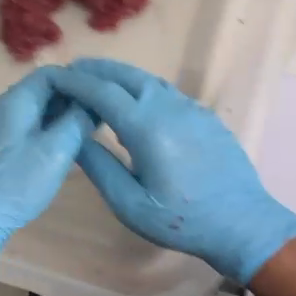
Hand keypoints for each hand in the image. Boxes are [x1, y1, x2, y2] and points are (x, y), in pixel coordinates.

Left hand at [0, 66, 96, 280]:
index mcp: (13, 102)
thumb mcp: (56, 153)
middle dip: (66, 100)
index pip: (48, 74)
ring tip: (74, 136)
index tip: (99, 97)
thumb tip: (90, 103)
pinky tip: (46, 154)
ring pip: (24, 113)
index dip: (76, 81)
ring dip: (51, 119)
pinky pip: (12, 130)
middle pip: (35, 92)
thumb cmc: (16, 185)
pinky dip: (34, 133)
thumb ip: (76, 122)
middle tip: (92, 118)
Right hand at [50, 58, 295, 284]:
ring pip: (149, 81)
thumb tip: (74, 138)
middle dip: (96, 71)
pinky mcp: (205, 118)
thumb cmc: (182, 221)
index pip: (102, 92)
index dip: (75, 83)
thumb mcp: (129, 204)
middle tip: (71, 73)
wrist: (242, 224)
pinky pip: (167, 93)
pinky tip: (135, 105)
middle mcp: (169, 107)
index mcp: (147, 127)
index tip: (53, 78)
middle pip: (126, 76)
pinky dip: (142, 89)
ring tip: (98, 84)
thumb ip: (99, 167)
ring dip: (120, 77)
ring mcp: (192, 109)